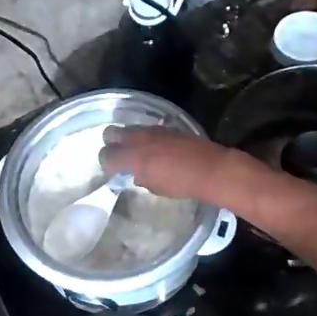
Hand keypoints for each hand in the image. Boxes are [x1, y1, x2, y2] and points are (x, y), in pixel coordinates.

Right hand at [99, 127, 264, 206]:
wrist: (210, 168)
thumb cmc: (182, 184)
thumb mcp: (156, 188)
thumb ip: (141, 178)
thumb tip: (136, 174)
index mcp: (132, 157)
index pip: (106, 155)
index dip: (106, 163)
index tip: (111, 170)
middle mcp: (138, 139)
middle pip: (111, 133)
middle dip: (110, 143)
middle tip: (118, 155)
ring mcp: (153, 130)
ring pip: (130, 128)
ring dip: (128, 138)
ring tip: (136, 151)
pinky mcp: (167, 127)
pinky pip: (147, 129)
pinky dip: (145, 137)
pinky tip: (155, 148)